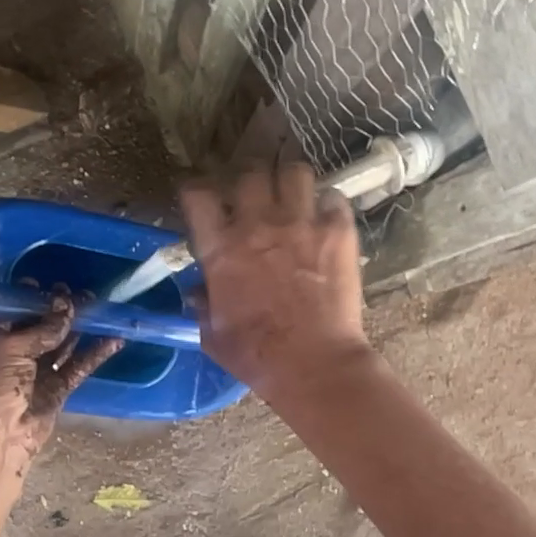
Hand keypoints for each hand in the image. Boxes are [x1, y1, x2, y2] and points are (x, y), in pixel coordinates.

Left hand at [0, 296, 122, 467]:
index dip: (30, 296)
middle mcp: (13, 353)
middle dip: (59, 309)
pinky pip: (77, 368)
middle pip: (40, 325)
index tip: (50, 284)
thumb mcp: (9, 349)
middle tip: (80, 292)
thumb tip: (66, 305)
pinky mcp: (56, 391)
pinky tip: (114, 339)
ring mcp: (36, 373)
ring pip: (61, 345)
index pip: (12, 310)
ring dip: (79, 327)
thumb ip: (41, 328)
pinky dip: (95, 354)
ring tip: (100, 306)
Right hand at [180, 165, 371, 403]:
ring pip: (293, 172)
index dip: (197, 192)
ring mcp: (301, 224)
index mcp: (221, 250)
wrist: (313, 364)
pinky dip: (327, 205)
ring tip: (291, 198)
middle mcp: (258, 225)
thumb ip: (204, 306)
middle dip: (248, 182)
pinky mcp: (338, 231)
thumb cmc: (256, 356)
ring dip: (289, 183)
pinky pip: (333, 197)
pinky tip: (325, 220)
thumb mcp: (214, 336)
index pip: (198, 195)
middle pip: (249, 173)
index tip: (201, 199)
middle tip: (252, 198)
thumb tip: (198, 292)